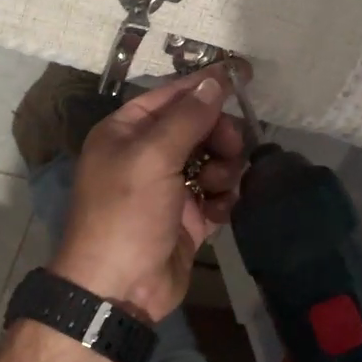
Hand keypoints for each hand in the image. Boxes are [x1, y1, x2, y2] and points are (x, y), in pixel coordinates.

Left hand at [51, 66, 248, 322]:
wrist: (118, 287)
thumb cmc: (126, 214)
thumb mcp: (152, 157)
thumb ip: (187, 117)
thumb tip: (215, 81)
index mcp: (126, 132)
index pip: (171, 95)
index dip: (205, 85)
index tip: (243, 74)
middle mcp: (146, 156)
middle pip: (198, 127)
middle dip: (219, 135)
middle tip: (230, 148)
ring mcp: (168, 189)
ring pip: (213, 161)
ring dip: (224, 170)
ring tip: (218, 187)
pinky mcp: (188, 220)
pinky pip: (217, 196)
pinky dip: (223, 200)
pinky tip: (219, 210)